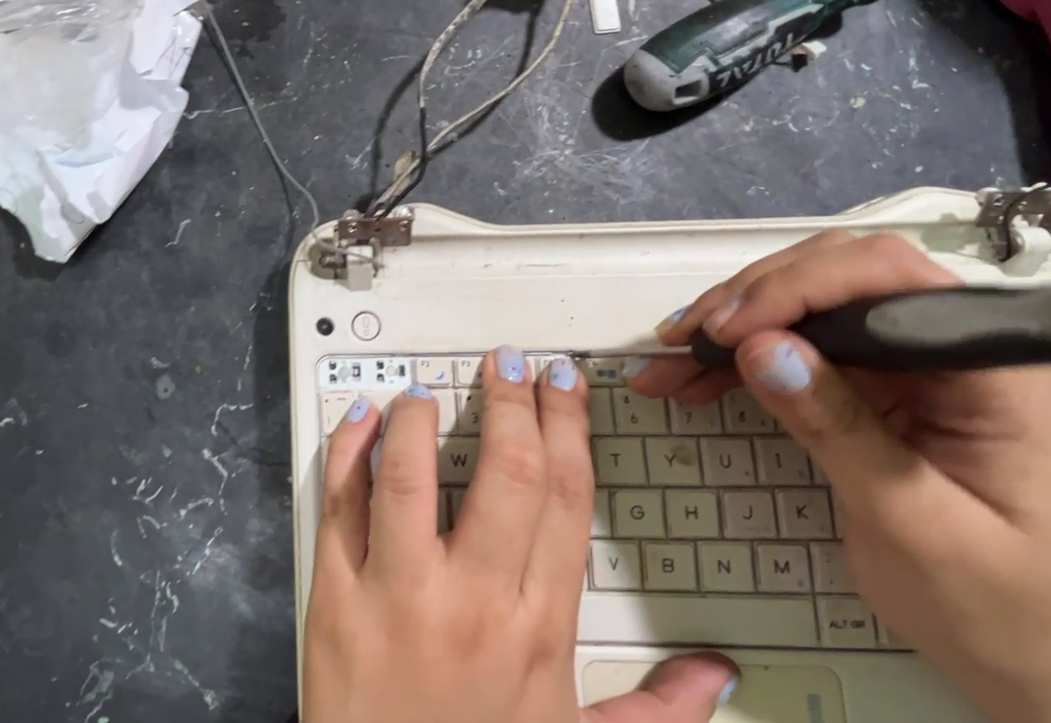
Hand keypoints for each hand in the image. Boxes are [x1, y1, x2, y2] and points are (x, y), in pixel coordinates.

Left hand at [303, 345, 739, 722]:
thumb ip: (654, 710)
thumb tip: (717, 676)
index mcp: (539, 627)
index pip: (565, 498)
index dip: (567, 427)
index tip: (562, 383)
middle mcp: (472, 601)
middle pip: (505, 473)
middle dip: (510, 403)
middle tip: (508, 362)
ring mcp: (396, 594)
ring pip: (410, 477)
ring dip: (419, 420)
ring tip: (426, 391)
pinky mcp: (333, 596)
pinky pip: (339, 505)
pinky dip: (348, 452)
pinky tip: (363, 420)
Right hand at [631, 231, 1050, 720]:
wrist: (1018, 649)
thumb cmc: (992, 599)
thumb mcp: (914, 523)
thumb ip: (839, 429)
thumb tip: (759, 350)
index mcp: (992, 368)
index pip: (892, 279)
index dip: (803, 286)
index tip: (728, 331)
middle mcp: (946, 346)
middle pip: (837, 277)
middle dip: (753, 298)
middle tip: (684, 340)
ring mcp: (903, 363)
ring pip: (803, 305)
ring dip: (729, 324)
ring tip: (667, 358)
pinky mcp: (866, 384)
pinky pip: (789, 348)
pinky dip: (732, 359)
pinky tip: (685, 376)